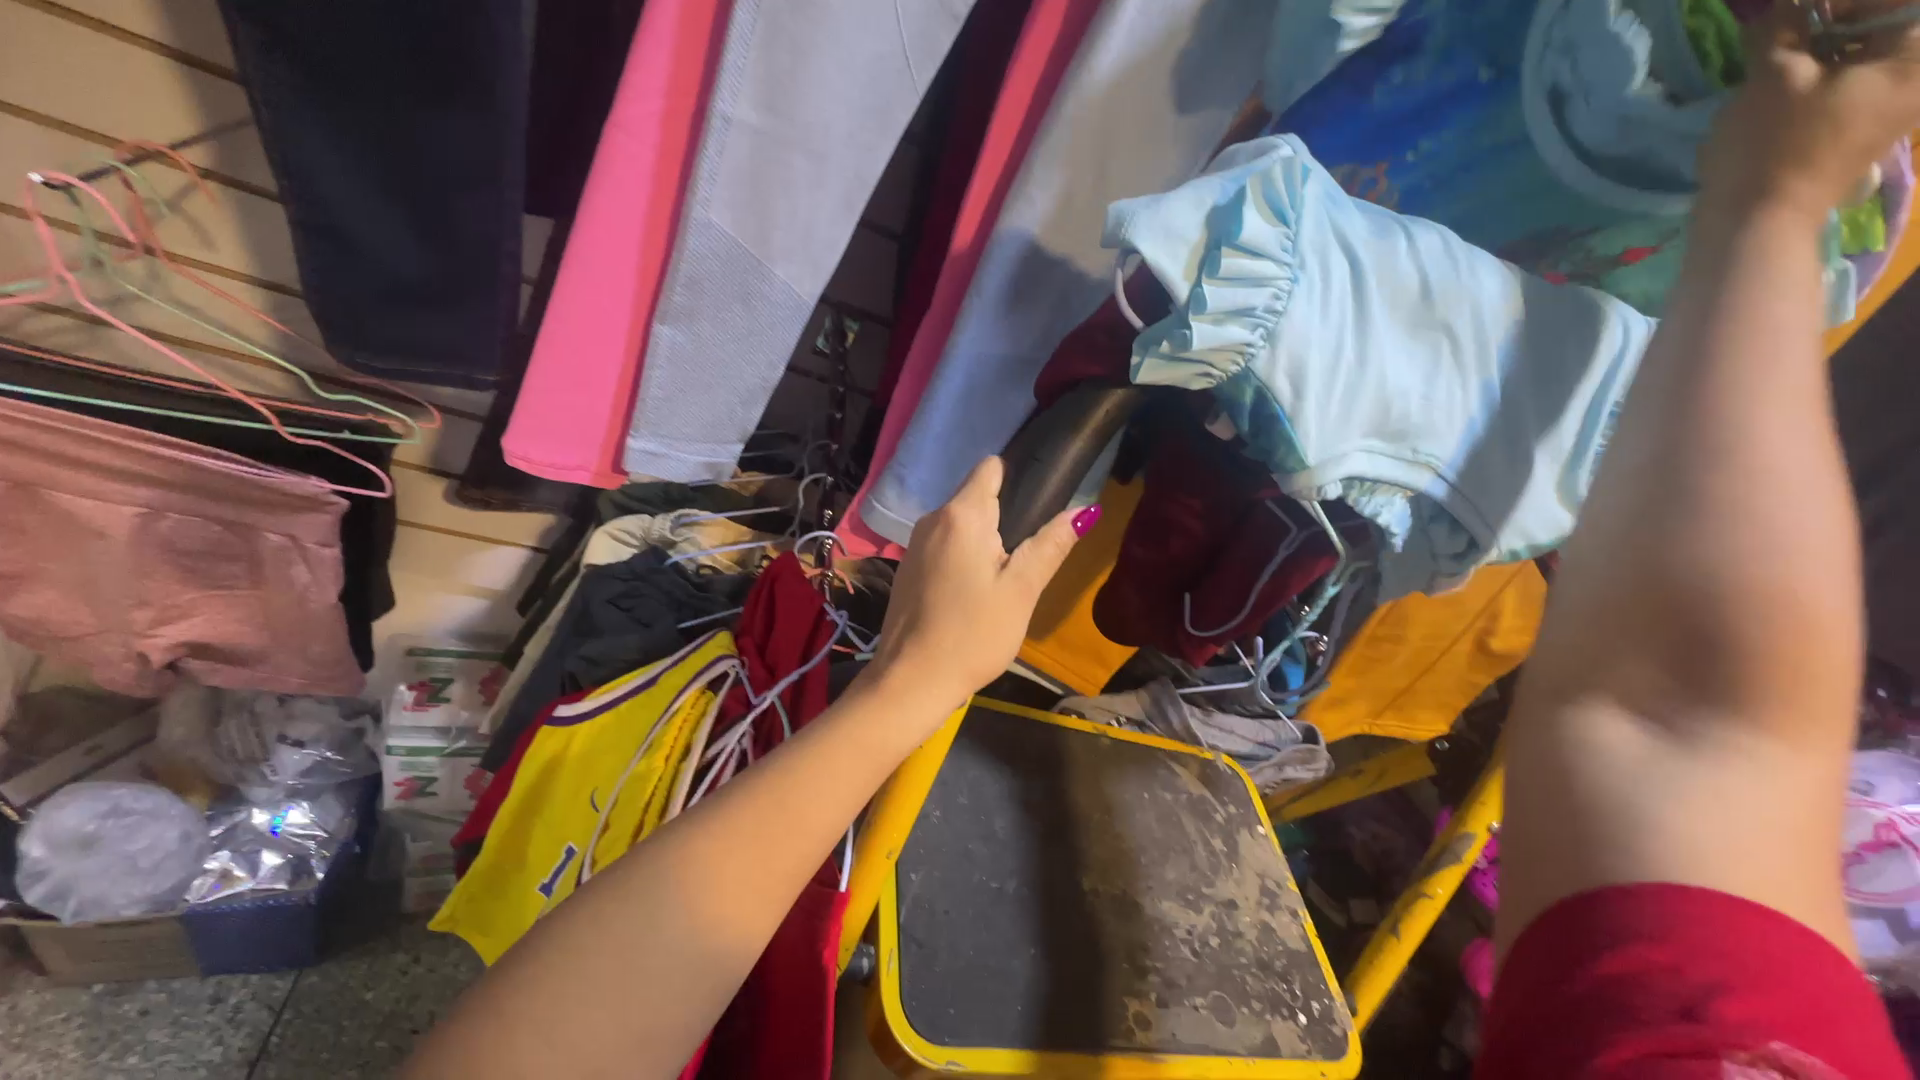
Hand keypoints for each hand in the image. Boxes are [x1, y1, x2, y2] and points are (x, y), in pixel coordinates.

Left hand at [866, 456, 1088, 712]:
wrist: (912, 681)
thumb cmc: (973, 634)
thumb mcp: (1022, 590)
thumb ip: (1051, 544)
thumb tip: (1086, 509)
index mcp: (961, 515)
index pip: (991, 468)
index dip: (1018, 478)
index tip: (1040, 504)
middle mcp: (932, 519)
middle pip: (977, 498)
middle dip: (1005, 518)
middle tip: (1028, 557)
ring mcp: (915, 545)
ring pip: (961, 526)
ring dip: (985, 542)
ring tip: (1005, 578)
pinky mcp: (908, 569)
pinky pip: (944, 547)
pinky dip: (963, 558)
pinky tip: (975, 593)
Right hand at [1698, 2, 1919, 225]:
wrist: (1755, 223)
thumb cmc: (1772, 147)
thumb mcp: (1773, 77)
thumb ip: (1781, 30)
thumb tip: (1781, 9)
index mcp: (1916, 58)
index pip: (1893, 4)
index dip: (1836, 4)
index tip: (1791, 14)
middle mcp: (1916, 79)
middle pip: (1880, 27)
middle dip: (1828, 23)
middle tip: (1781, 29)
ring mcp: (1891, 106)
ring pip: (1860, 53)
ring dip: (1818, 49)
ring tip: (1774, 56)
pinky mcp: (1860, 127)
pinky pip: (1848, 83)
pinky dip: (1817, 75)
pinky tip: (1781, 85)